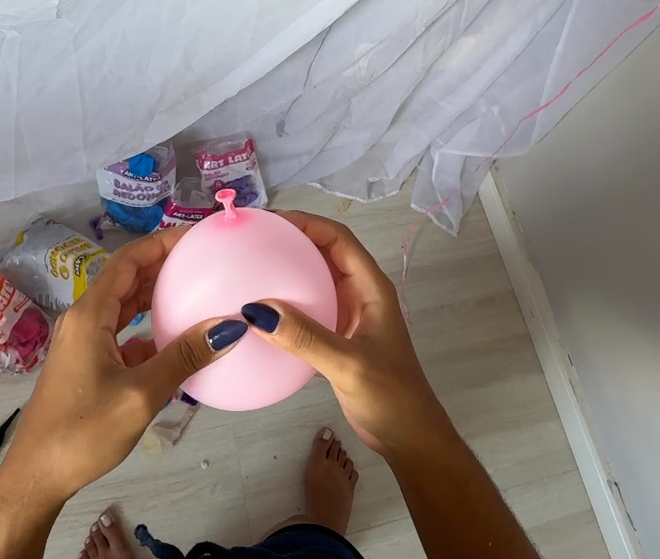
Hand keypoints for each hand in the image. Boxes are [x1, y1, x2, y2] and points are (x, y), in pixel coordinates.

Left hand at [0, 228, 247, 504]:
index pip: (128, 260)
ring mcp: (82, 342)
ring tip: (193, 286)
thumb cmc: (82, 432)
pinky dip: (146, 326)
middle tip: (202, 258)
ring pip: (122, 304)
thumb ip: (184, 357)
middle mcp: (83, 319)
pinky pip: (120, 331)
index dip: (161, 242)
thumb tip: (229, 326)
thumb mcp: (140, 395)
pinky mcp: (85, 364)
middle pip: (125, 277)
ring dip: (154, 293)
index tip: (195, 236)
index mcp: (90, 315)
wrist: (35, 479)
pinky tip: (173, 338)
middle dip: (162, 263)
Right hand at [239, 212, 453, 457]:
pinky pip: (308, 310)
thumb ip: (305, 338)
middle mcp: (360, 294)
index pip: (338, 238)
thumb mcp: (348, 364)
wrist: (409, 438)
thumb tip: (256, 310)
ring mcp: (349, 316)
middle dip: (293, 240)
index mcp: (371, 287)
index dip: (308, 222)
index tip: (272, 220)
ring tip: (250, 268)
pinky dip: (287, 306)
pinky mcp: (337, 338)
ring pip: (315, 280)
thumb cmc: (391, 395)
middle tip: (253, 239)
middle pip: (325, 252)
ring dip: (288, 271)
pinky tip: (260, 316)